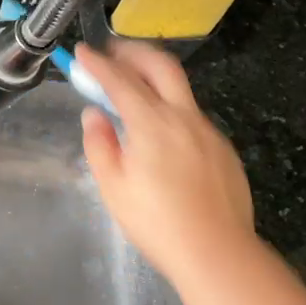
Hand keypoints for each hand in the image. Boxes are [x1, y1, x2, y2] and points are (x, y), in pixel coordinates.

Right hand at [76, 42, 255, 278]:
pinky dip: (171, 111)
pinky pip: (193, 119)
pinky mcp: (223, 150)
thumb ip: (100, 144)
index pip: (119, 80)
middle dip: (134, 52)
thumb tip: (95, 116)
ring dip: (154, 81)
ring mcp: (208, 132)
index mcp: (152, 123)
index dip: (97, 63)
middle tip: (112, 53)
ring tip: (133, 94)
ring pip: (180, 92)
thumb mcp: (113, 186)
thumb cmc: (156, 222)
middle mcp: (183, 117)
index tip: (82, 51)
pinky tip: (162, 136)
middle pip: (161, 65)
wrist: (218, 253)